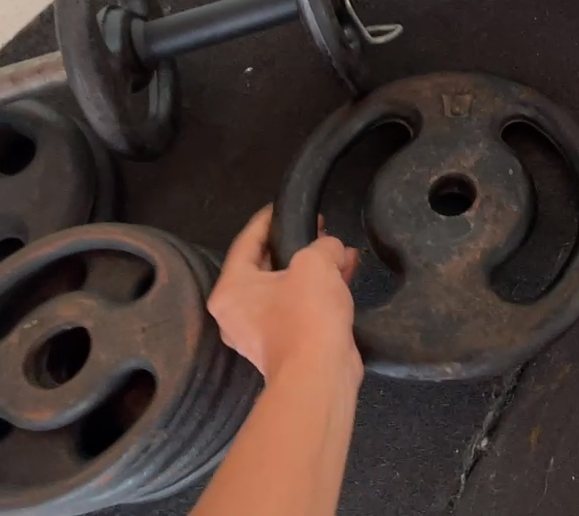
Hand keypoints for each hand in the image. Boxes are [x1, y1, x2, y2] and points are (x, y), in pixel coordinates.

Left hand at [208, 205, 362, 382]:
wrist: (319, 373)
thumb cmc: (305, 312)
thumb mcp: (316, 261)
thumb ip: (323, 244)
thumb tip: (331, 250)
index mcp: (232, 290)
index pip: (246, 242)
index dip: (268, 219)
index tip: (284, 206)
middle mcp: (238, 312)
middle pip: (267, 265)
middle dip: (299, 245)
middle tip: (321, 228)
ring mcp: (260, 331)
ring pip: (288, 285)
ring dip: (316, 267)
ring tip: (343, 251)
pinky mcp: (286, 343)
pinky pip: (300, 305)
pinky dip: (320, 289)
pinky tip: (346, 274)